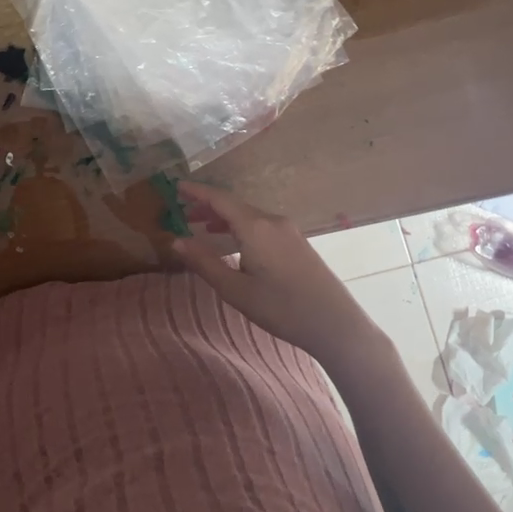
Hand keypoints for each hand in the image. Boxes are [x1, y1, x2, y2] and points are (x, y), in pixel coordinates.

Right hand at [172, 183, 376, 360]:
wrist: (336, 325)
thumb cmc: (282, 308)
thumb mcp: (235, 289)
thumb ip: (204, 262)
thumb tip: (175, 241)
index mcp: (256, 227)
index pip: (220, 199)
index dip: (196, 191)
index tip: (176, 186)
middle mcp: (273, 221)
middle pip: (234, 205)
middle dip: (208, 206)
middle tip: (183, 212)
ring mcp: (289, 231)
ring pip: (249, 215)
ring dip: (224, 218)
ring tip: (203, 227)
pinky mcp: (297, 243)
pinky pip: (262, 225)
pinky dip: (241, 227)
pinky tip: (234, 243)